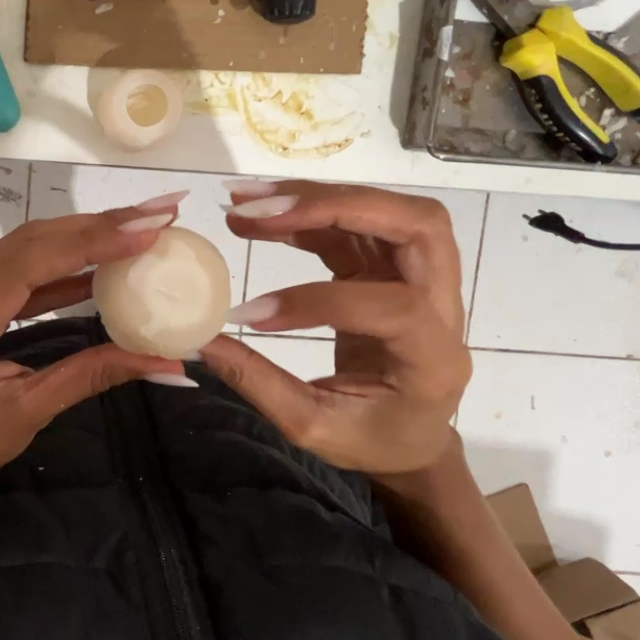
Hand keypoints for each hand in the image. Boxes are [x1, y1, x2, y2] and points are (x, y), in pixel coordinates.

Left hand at [0, 196, 192, 527]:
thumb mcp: (30, 412)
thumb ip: (92, 375)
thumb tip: (166, 365)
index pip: (29, 262)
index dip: (89, 241)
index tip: (145, 231)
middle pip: (28, 243)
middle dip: (94, 225)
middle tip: (156, 214)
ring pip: (23, 251)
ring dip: (80, 237)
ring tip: (137, 229)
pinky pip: (18, 275)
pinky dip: (61, 266)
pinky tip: (101, 266)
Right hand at [200, 182, 471, 478]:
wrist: (411, 439)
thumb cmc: (370, 440)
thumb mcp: (311, 425)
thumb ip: (257, 381)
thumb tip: (197, 340)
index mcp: (434, 358)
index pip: (393, 307)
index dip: (319, 302)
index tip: (250, 317)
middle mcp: (442, 306)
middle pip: (416, 226)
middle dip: (338, 207)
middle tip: (263, 209)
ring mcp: (421, 280)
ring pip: (388, 213)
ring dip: (318, 199)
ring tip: (248, 202)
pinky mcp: (388, 270)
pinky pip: (356, 226)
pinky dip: (308, 214)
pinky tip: (261, 217)